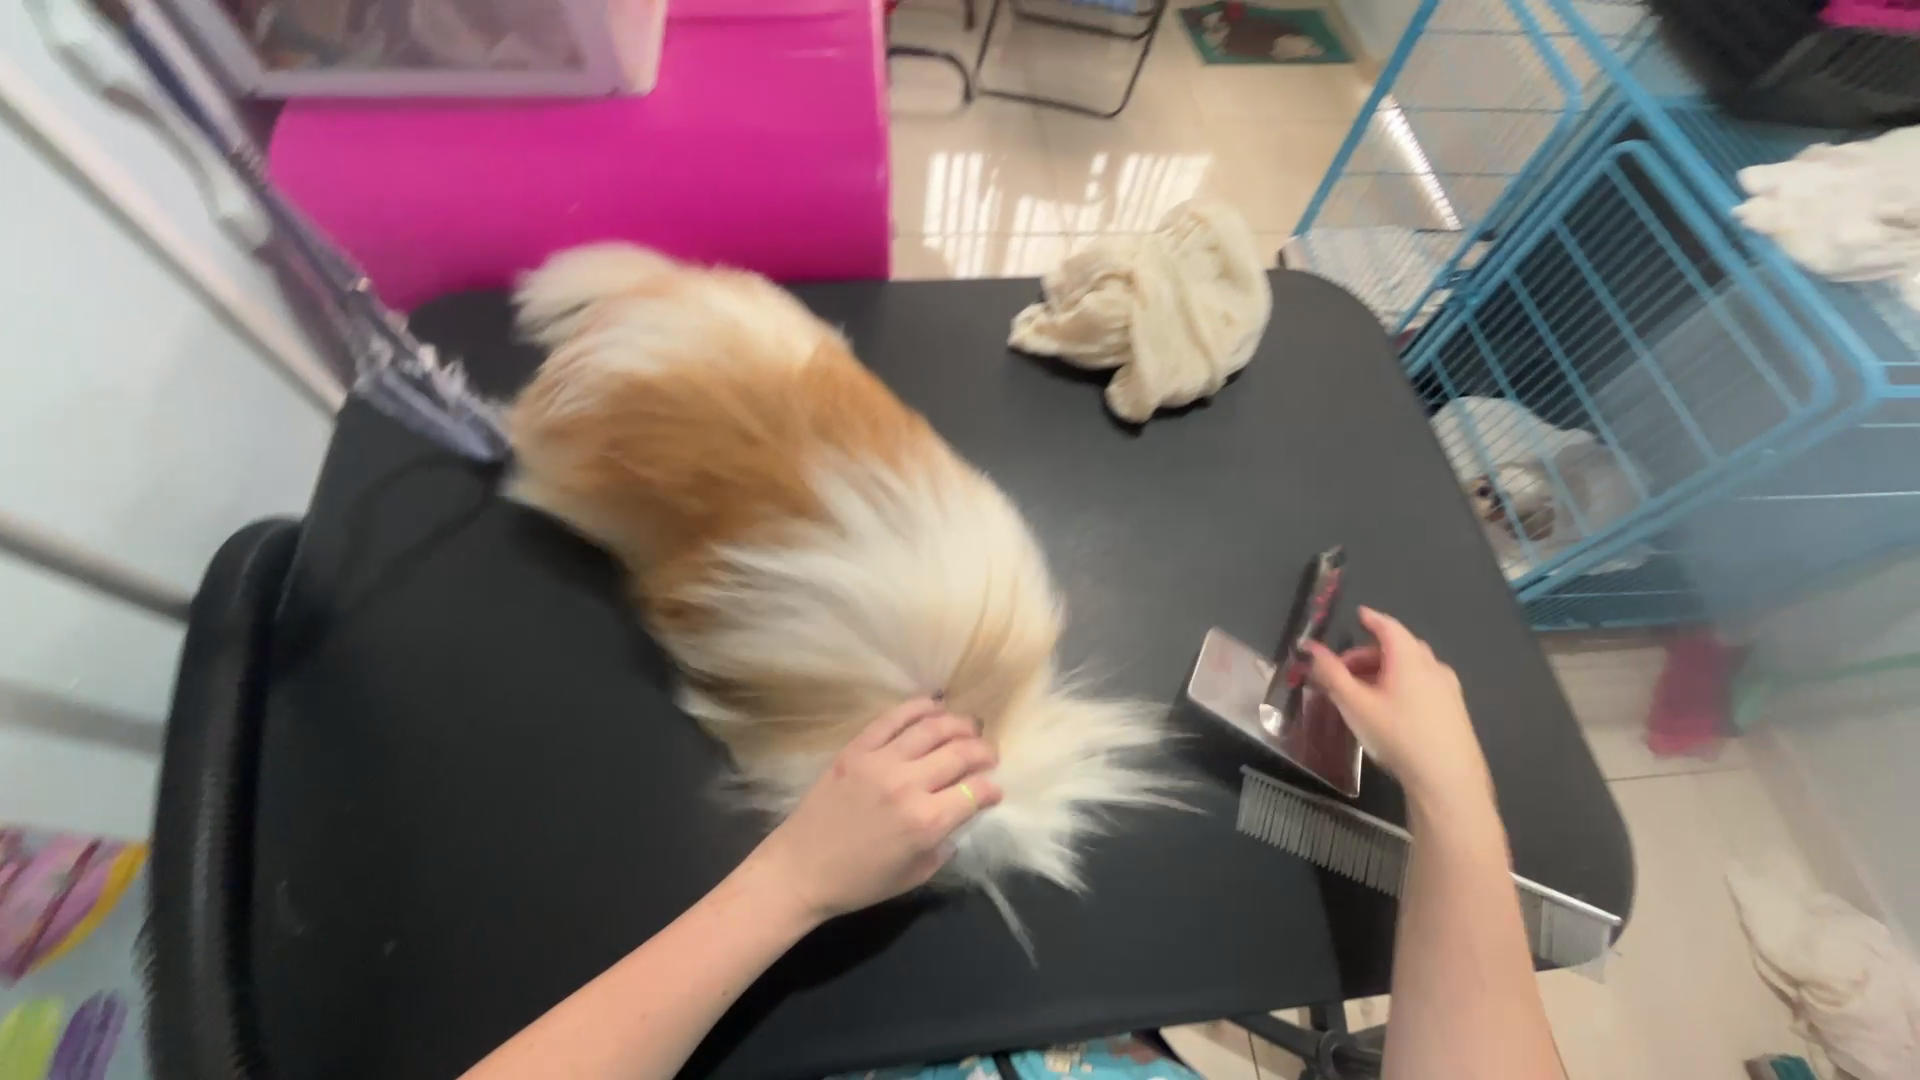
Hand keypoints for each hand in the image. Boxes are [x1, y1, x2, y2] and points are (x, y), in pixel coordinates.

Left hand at [744, 698, 1002, 924]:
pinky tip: (935, 705)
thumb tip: (962, 815)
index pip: (976, 791)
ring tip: (970, 726)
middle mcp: (909, 785)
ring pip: (932, 728)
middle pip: (960, 753)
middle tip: (989, 753)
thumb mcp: (914, 875)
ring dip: (959, 724)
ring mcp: (881, 761)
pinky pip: (893, 718)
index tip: (994, 788)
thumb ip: (944, 844)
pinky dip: (919, 706)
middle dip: (984, 751)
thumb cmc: (859, 882)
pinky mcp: (857, 748)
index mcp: (926, 822)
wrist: (801, 870)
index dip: (992, 788)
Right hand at [1306, 607, 1493, 819]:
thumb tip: (1310, 646)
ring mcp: (1448, 689)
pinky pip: (1423, 684)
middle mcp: (1432, 667)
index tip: (1358, 615)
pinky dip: (1402, 683)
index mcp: (1409, 659)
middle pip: (1399, 647)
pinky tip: (1389, 708)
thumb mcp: (1354, 703)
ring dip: (1385, 670)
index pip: (1389, 627)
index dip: (1371, 619)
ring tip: (1362, 692)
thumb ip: (1330, 672)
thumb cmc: (1396, 734)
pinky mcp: (1454, 710)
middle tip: (1344, 668)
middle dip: (1369, 652)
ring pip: (1412, 667)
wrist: (1447, 779)